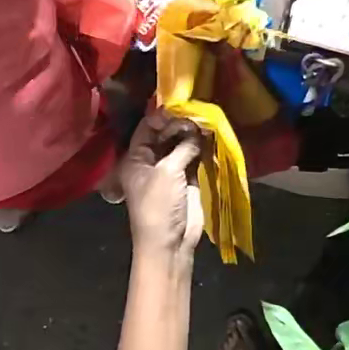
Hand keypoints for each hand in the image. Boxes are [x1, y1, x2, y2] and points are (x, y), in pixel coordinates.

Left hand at [118, 110, 204, 259]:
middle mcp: (151, 161)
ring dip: (194, 136)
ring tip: (208, 123)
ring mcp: (170, 171)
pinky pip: (194, 159)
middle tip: (199, 116)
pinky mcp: (187, 181)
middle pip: (166, 135)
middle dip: (181, 125)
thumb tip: (199, 130)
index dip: (163, 116)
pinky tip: (212, 138)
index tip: (182, 106)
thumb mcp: (167, 171)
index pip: (147, 127)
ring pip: (182, 146)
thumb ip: (183, 147)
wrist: (170, 242)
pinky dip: (202, 150)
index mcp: (136, 158)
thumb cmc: (159, 205)